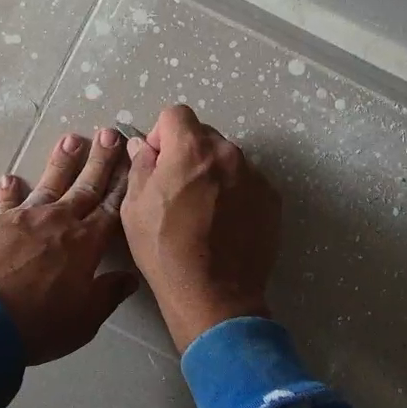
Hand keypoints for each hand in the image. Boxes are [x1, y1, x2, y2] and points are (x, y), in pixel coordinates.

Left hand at [0, 129, 140, 364]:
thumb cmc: (40, 322)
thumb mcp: (85, 318)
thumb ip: (108, 294)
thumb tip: (130, 278)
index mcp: (87, 242)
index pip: (112, 207)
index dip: (124, 184)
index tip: (134, 160)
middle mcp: (60, 221)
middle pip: (85, 185)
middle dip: (100, 160)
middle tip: (109, 133)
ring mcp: (26, 218)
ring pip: (50, 183)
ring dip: (62, 162)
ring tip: (71, 139)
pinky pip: (6, 201)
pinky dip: (10, 190)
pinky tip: (11, 178)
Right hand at [121, 105, 281, 353]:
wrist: (213, 293)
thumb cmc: (165, 249)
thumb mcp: (134, 206)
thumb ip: (141, 166)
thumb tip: (144, 147)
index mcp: (192, 148)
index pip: (176, 114)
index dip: (162, 134)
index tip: (157, 162)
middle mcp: (228, 153)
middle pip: (204, 136)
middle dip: (188, 153)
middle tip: (176, 189)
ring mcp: (255, 176)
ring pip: (227, 160)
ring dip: (212, 173)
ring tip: (202, 211)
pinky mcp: (272, 200)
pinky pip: (247, 183)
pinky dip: (234, 194)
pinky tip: (223, 224)